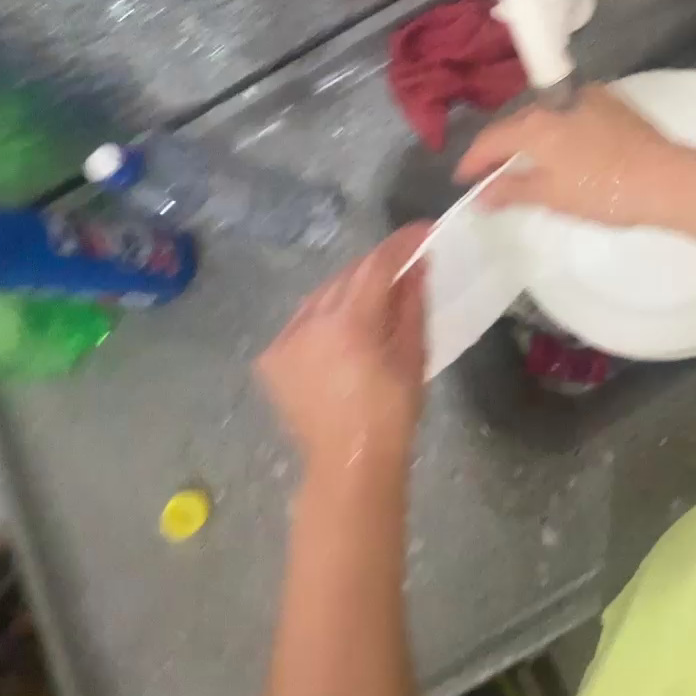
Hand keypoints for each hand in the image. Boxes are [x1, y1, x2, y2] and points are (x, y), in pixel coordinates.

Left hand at [256, 223, 431, 473]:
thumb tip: (416, 267)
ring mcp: (284, 340)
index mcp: (349, 322)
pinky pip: (302, 320)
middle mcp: (309, 322)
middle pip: (348, 275)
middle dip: (377, 267)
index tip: (424, 231)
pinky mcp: (272, 358)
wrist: (349, 464)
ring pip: (321, 295)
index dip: (402, 243)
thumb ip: (411, 305)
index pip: (377, 264)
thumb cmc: (392, 413)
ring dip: (349, 289)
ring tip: (375, 296)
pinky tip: (342, 329)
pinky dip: (325, 315)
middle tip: (405, 268)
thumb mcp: (412, 355)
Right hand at [454, 86, 695, 231]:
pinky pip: (572, 114)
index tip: (465, 179)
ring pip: (546, 116)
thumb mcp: (554, 196)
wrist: (666, 179)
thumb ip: (513, 190)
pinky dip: (560, 130)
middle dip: (503, 147)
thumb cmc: (604, 192)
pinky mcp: (612, 103)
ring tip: (530, 162)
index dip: (473, 160)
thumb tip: (481, 193)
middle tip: (495, 173)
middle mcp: (557, 102)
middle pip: (518, 123)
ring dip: (533, 137)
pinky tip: (567, 150)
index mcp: (536, 124)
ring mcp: (588, 97)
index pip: (491, 139)